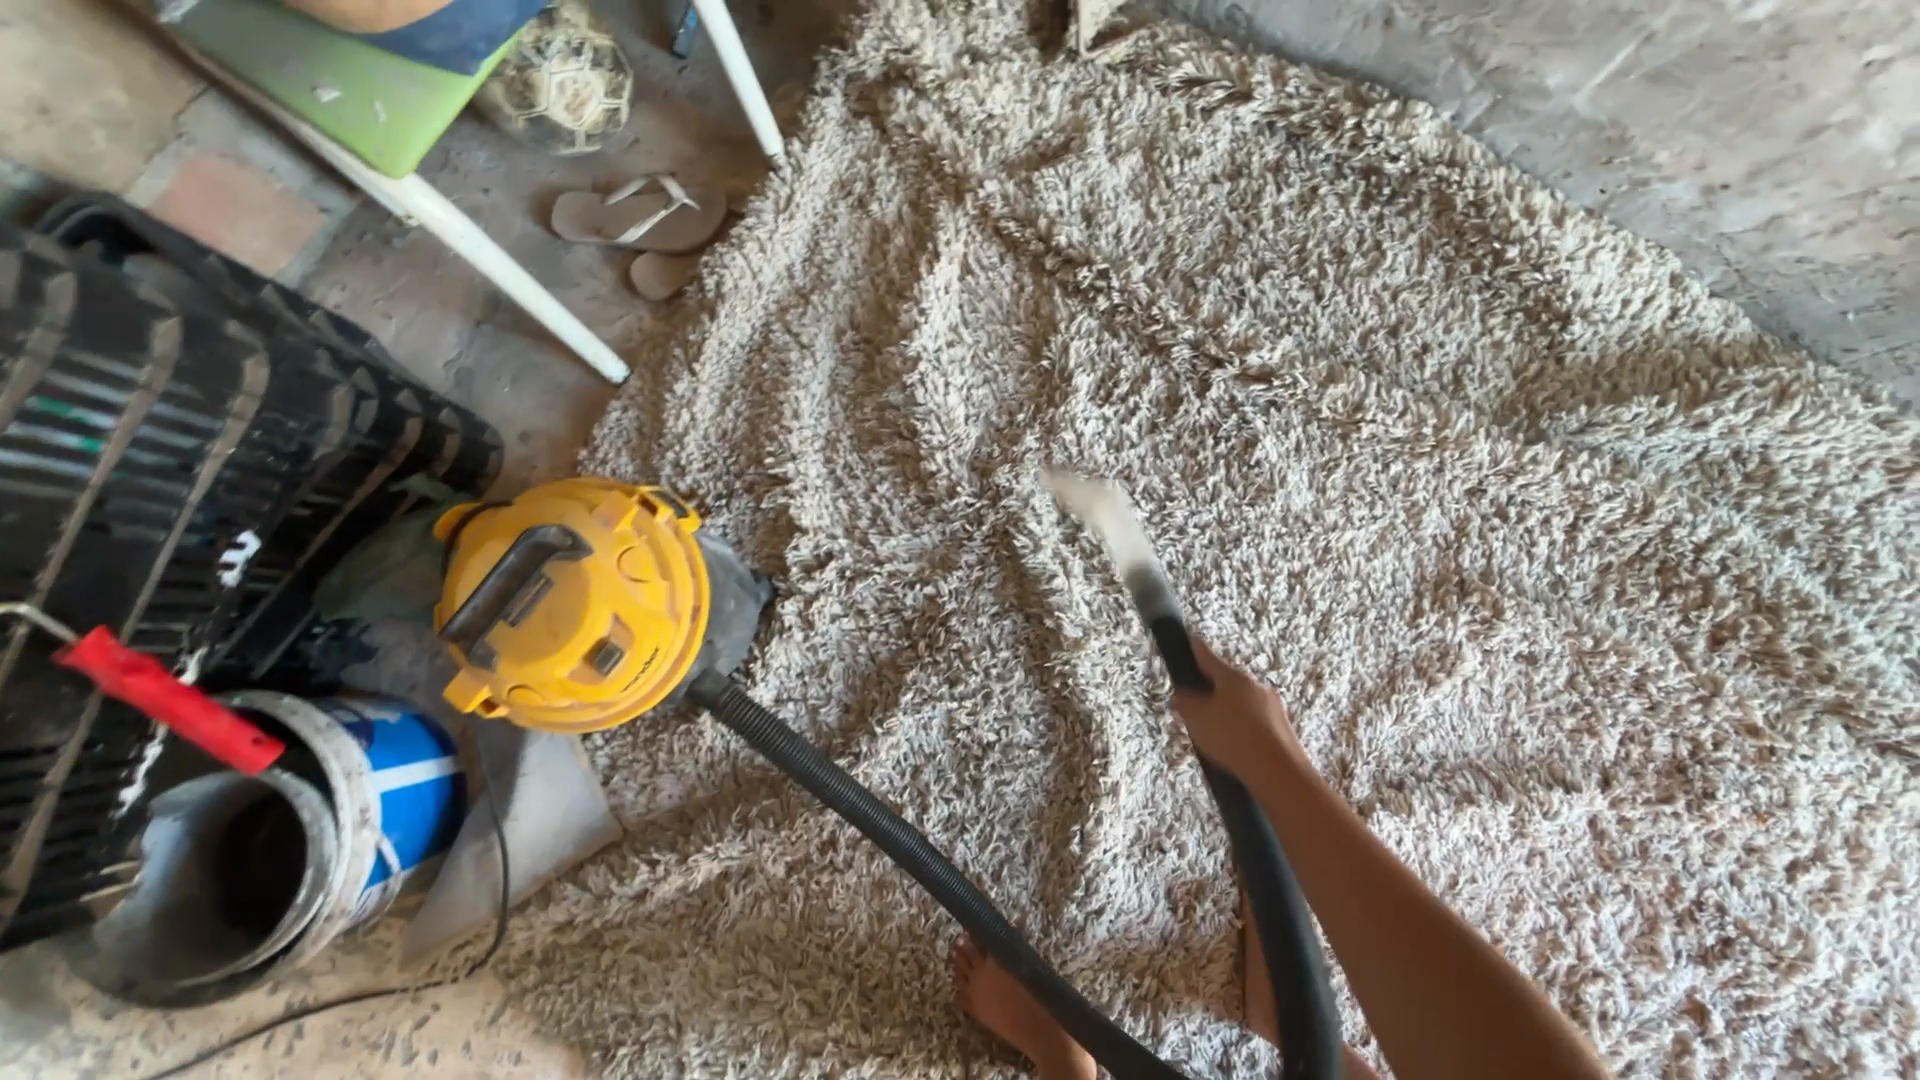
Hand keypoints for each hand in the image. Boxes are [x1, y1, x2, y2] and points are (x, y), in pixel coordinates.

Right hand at [1170, 638, 1304, 776]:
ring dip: (1229, 710)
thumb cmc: (1232, 738)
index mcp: (1233, 678)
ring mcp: (1273, 706)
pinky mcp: (1283, 728)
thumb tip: (1180, 695)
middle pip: (1227, 682)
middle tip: (1196, 704)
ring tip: (1216, 732)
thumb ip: (1185, 704)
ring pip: (1243, 702)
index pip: (1209, 658)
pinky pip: (1256, 721)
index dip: (1196, 649)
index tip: (1191, 638)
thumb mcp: (1197, 719)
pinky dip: (1243, 727)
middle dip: (1212, 690)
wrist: (1278, 772)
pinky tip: (1236, 746)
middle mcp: (1256, 686)